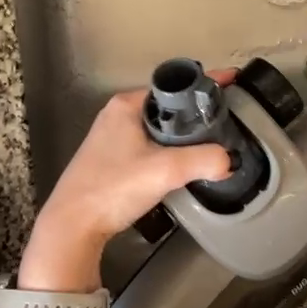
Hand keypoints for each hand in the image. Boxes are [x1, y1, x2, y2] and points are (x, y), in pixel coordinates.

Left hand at [22, 78, 232, 287]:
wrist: (73, 226)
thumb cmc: (113, 188)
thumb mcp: (165, 170)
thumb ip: (203, 160)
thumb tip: (228, 160)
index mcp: (127, 105)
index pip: (174, 86)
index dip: (205, 84)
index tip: (233, 81)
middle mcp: (118, 115)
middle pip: (168, 107)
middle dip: (197, 112)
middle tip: (227, 118)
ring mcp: (113, 139)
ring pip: (160, 129)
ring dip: (184, 135)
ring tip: (214, 142)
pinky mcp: (113, 161)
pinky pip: (151, 146)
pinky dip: (170, 151)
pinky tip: (186, 165)